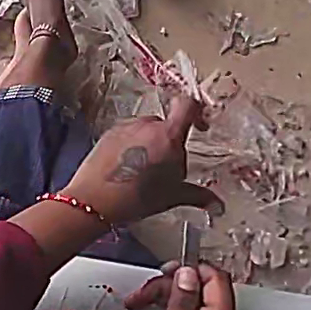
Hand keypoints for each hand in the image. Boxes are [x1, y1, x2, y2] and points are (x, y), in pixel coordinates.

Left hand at [58, 95, 222, 224]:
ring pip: (144, 130)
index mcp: (168, 136)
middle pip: (165, 124)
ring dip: (148, 144)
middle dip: (168, 141)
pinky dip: (130, 146)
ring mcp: (125, 128)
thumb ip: (197, 195)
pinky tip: (126, 167)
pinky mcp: (108, 134)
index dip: (196, 112)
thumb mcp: (171, 196)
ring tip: (142, 170)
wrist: (94, 200)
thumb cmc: (134, 197)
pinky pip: (126, 135)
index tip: (199, 125)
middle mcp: (146, 126)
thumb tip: (216, 203)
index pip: (188, 106)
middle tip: (164, 165)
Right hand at [126, 263, 244, 309]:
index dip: (191, 270)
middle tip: (143, 294)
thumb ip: (179, 306)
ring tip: (139, 303)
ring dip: (167, 296)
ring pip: (194, 300)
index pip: (217, 280)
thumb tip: (187, 273)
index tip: (163, 273)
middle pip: (203, 288)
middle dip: (172, 285)